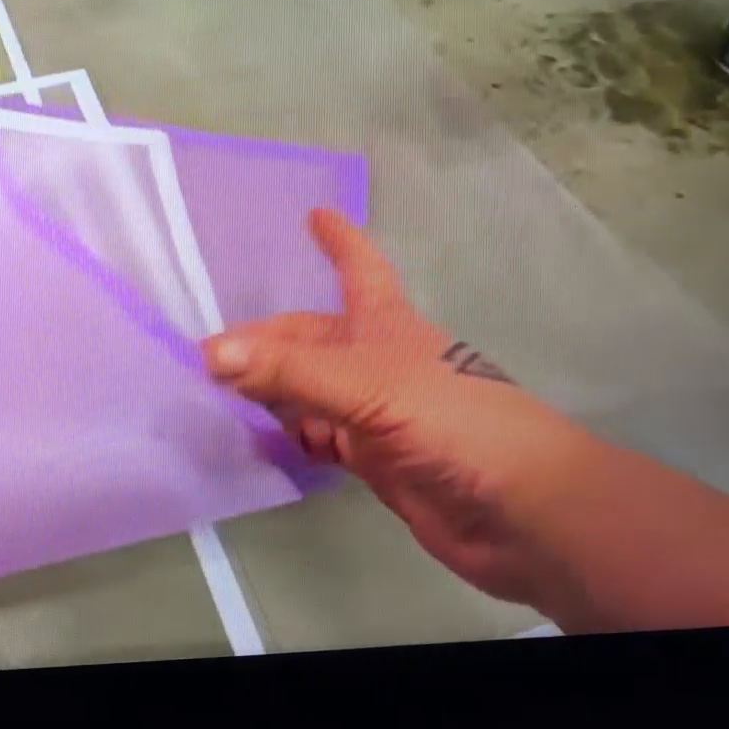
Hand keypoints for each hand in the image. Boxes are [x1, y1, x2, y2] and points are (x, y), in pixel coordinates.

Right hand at [202, 208, 602, 609]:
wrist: (522, 514)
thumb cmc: (454, 422)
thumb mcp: (365, 385)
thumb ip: (286, 371)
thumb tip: (209, 353)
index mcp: (384, 326)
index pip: (359, 269)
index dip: (340, 242)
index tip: (317, 213)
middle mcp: (374, 361)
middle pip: (306, 341)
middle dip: (259, 344)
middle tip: (206, 360)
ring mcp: (372, 411)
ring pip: (304, 390)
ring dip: (265, 392)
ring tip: (216, 396)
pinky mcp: (371, 458)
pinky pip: (314, 437)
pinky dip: (286, 436)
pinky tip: (258, 438)